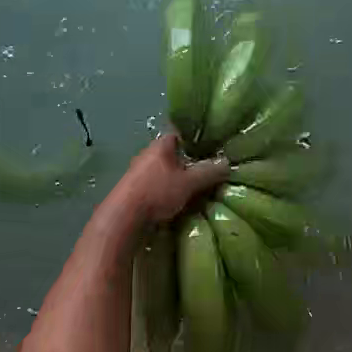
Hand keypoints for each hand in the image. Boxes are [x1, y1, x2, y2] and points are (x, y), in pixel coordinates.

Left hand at [111, 134, 228, 223]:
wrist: (125, 216)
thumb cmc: (158, 191)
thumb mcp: (189, 182)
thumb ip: (208, 172)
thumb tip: (227, 162)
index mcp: (160, 145)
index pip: (180, 136)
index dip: (195, 142)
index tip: (211, 152)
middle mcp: (148, 154)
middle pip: (173, 155)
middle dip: (189, 165)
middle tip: (209, 175)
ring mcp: (140, 172)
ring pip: (165, 172)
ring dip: (178, 180)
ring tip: (198, 192)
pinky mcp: (136, 189)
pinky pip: (158, 186)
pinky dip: (168, 191)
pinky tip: (179, 202)